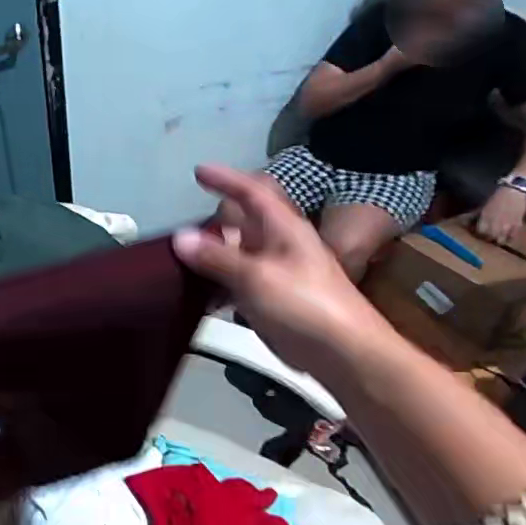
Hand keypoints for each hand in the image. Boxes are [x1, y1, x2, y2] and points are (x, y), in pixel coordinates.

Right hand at [175, 165, 384, 375]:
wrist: (345, 352)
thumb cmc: (304, 304)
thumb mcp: (255, 277)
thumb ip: (216, 257)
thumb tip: (180, 237)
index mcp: (283, 228)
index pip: (252, 192)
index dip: (226, 179)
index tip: (198, 172)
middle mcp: (281, 245)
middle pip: (243, 226)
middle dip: (213, 227)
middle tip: (181, 235)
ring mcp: (279, 275)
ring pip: (239, 258)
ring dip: (213, 260)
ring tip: (181, 268)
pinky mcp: (276, 302)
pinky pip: (241, 285)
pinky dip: (221, 288)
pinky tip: (202, 300)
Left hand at [474, 187, 525, 244]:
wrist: (515, 191)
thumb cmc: (497, 197)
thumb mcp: (484, 206)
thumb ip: (477, 216)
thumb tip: (468, 223)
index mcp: (485, 218)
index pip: (479, 232)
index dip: (479, 234)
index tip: (480, 233)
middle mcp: (495, 224)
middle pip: (489, 238)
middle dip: (488, 238)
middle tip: (488, 236)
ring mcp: (507, 226)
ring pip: (500, 240)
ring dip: (498, 240)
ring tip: (497, 238)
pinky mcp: (517, 225)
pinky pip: (512, 237)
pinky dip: (509, 239)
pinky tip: (507, 237)